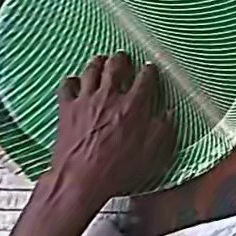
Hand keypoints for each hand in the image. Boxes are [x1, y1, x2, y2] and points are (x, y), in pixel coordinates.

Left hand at [47, 53, 173, 202]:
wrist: (82, 178)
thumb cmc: (118, 169)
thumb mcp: (152, 154)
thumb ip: (162, 130)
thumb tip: (168, 114)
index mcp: (134, 106)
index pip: (145, 78)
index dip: (149, 71)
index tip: (150, 68)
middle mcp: (110, 96)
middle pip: (116, 67)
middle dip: (122, 59)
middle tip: (123, 57)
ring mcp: (86, 100)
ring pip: (91, 71)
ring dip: (97, 63)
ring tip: (100, 59)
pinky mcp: (67, 109)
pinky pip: (67, 86)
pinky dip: (72, 80)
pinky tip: (74, 81)